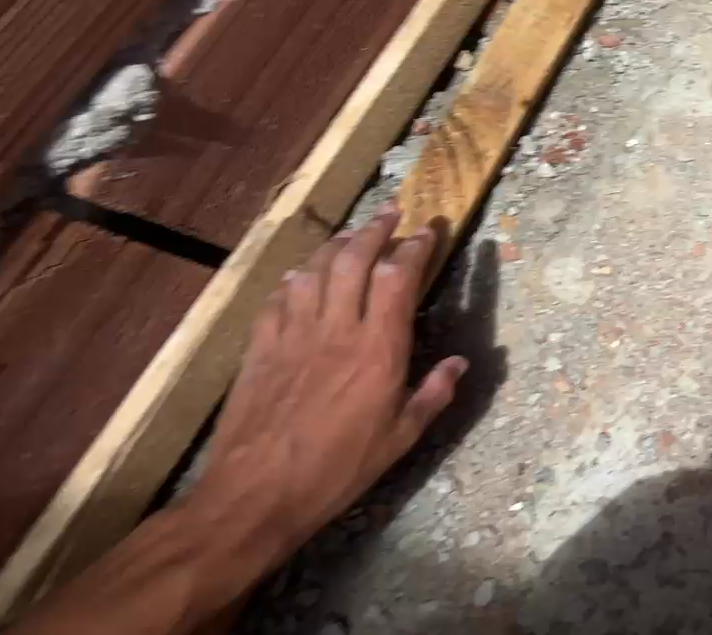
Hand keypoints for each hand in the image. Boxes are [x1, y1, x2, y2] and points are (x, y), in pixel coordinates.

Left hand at [179, 206, 465, 566]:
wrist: (252, 500)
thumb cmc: (337, 469)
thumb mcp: (400, 438)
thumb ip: (433, 395)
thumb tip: (459, 363)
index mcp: (378, 349)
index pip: (399, 278)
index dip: (415, 247)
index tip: (428, 230)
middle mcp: (338, 331)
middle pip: (354, 260)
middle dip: (375, 230)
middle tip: (391, 213)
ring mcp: (293, 338)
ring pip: (313, 272)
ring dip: (334, 246)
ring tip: (350, 234)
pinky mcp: (259, 352)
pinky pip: (277, 301)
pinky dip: (293, 281)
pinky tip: (299, 276)